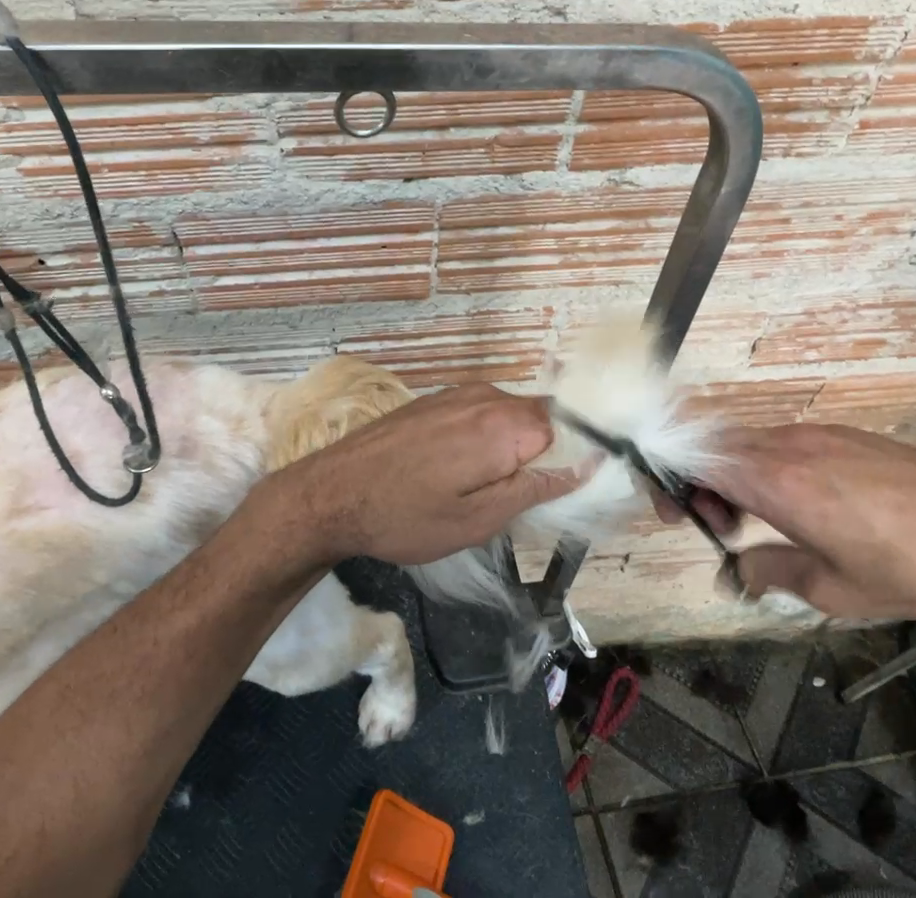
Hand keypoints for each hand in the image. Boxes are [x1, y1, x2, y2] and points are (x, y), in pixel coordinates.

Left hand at [247, 384, 585, 567]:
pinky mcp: (433, 400)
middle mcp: (486, 397)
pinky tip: (459, 471)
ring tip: (484, 490)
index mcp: (504, 425)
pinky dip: (484, 439)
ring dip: (511, 448)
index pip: (571, 429)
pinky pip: (480, 413)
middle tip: (520, 499)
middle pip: (541, 418)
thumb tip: (585, 467)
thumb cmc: (405, 516)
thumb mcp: (477, 520)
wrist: (330, 494)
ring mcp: (456, 394)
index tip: (560, 493)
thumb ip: (534, 488)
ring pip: (509, 416)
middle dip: (542, 454)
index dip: (573, 460)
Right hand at [684, 423, 915, 624]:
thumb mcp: (828, 589)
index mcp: (775, 479)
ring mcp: (826, 434)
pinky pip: (789, 443)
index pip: (691, 457)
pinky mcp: (855, 437)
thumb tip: (737, 571)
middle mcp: (792, 444)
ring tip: (764, 522)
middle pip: (715, 444)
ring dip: (737, 476)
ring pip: (752, 443)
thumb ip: (766, 572)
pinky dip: (772, 469)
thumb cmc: (909, 571)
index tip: (674, 515)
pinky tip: (807, 507)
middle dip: (700, 482)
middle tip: (720, 528)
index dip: (668, 480)